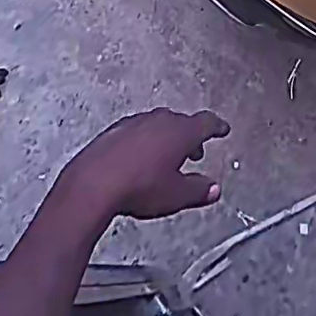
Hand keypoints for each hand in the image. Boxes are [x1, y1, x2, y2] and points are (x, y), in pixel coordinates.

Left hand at [55, 108, 229, 220]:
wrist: (93, 184)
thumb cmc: (136, 187)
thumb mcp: (176, 195)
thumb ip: (198, 190)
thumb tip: (213, 189)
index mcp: (180, 132)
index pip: (206, 122)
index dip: (216, 126)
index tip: (221, 128)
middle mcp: (160, 120)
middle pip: (182, 123)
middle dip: (190, 137)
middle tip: (194, 150)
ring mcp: (137, 122)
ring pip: (159, 125)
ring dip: (166, 138)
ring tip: (166, 158)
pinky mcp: (116, 130)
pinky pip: (138, 131)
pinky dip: (145, 141)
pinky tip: (139, 159)